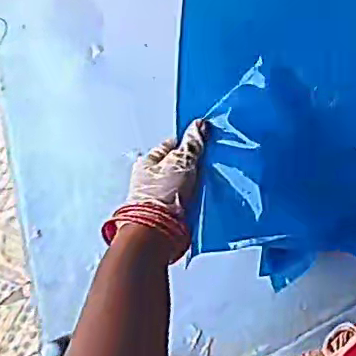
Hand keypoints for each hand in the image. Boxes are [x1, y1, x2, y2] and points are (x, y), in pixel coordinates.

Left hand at [103, 118, 207, 261]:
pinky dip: (199, 191)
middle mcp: (152, 178)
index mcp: (147, 162)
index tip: (204, 140)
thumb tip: (199, 125)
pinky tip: (206, 190)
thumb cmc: (160, 196)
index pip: (173, 143)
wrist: (160, 230)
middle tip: (207, 159)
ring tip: (208, 177)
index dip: (190, 141)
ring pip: (187, 178)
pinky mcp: (173, 208)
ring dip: (198, 178)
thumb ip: (192, 142)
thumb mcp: (181, 160)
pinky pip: (191, 193)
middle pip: (180, 161)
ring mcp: (162, 193)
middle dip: (195, 160)